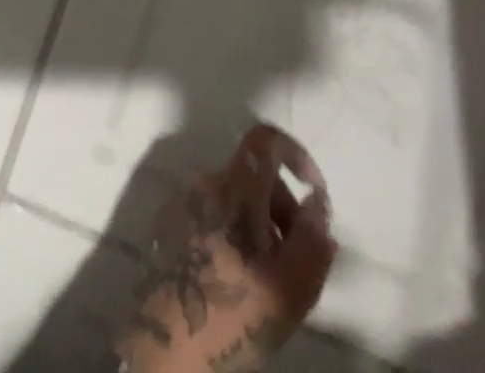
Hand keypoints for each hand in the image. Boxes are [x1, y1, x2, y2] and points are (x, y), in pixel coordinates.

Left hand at [119, 124, 334, 372]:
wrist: (168, 345)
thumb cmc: (236, 312)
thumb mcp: (295, 283)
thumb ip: (314, 237)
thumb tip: (317, 202)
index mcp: (231, 188)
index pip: (264, 140)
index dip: (297, 155)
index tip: (314, 194)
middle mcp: (200, 185)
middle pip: (252, 173)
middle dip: (283, 205)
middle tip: (296, 255)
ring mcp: (179, 204)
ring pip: (232, 195)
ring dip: (260, 222)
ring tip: (270, 272)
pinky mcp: (167, 226)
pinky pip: (211, 212)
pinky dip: (233, 230)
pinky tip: (240, 274)